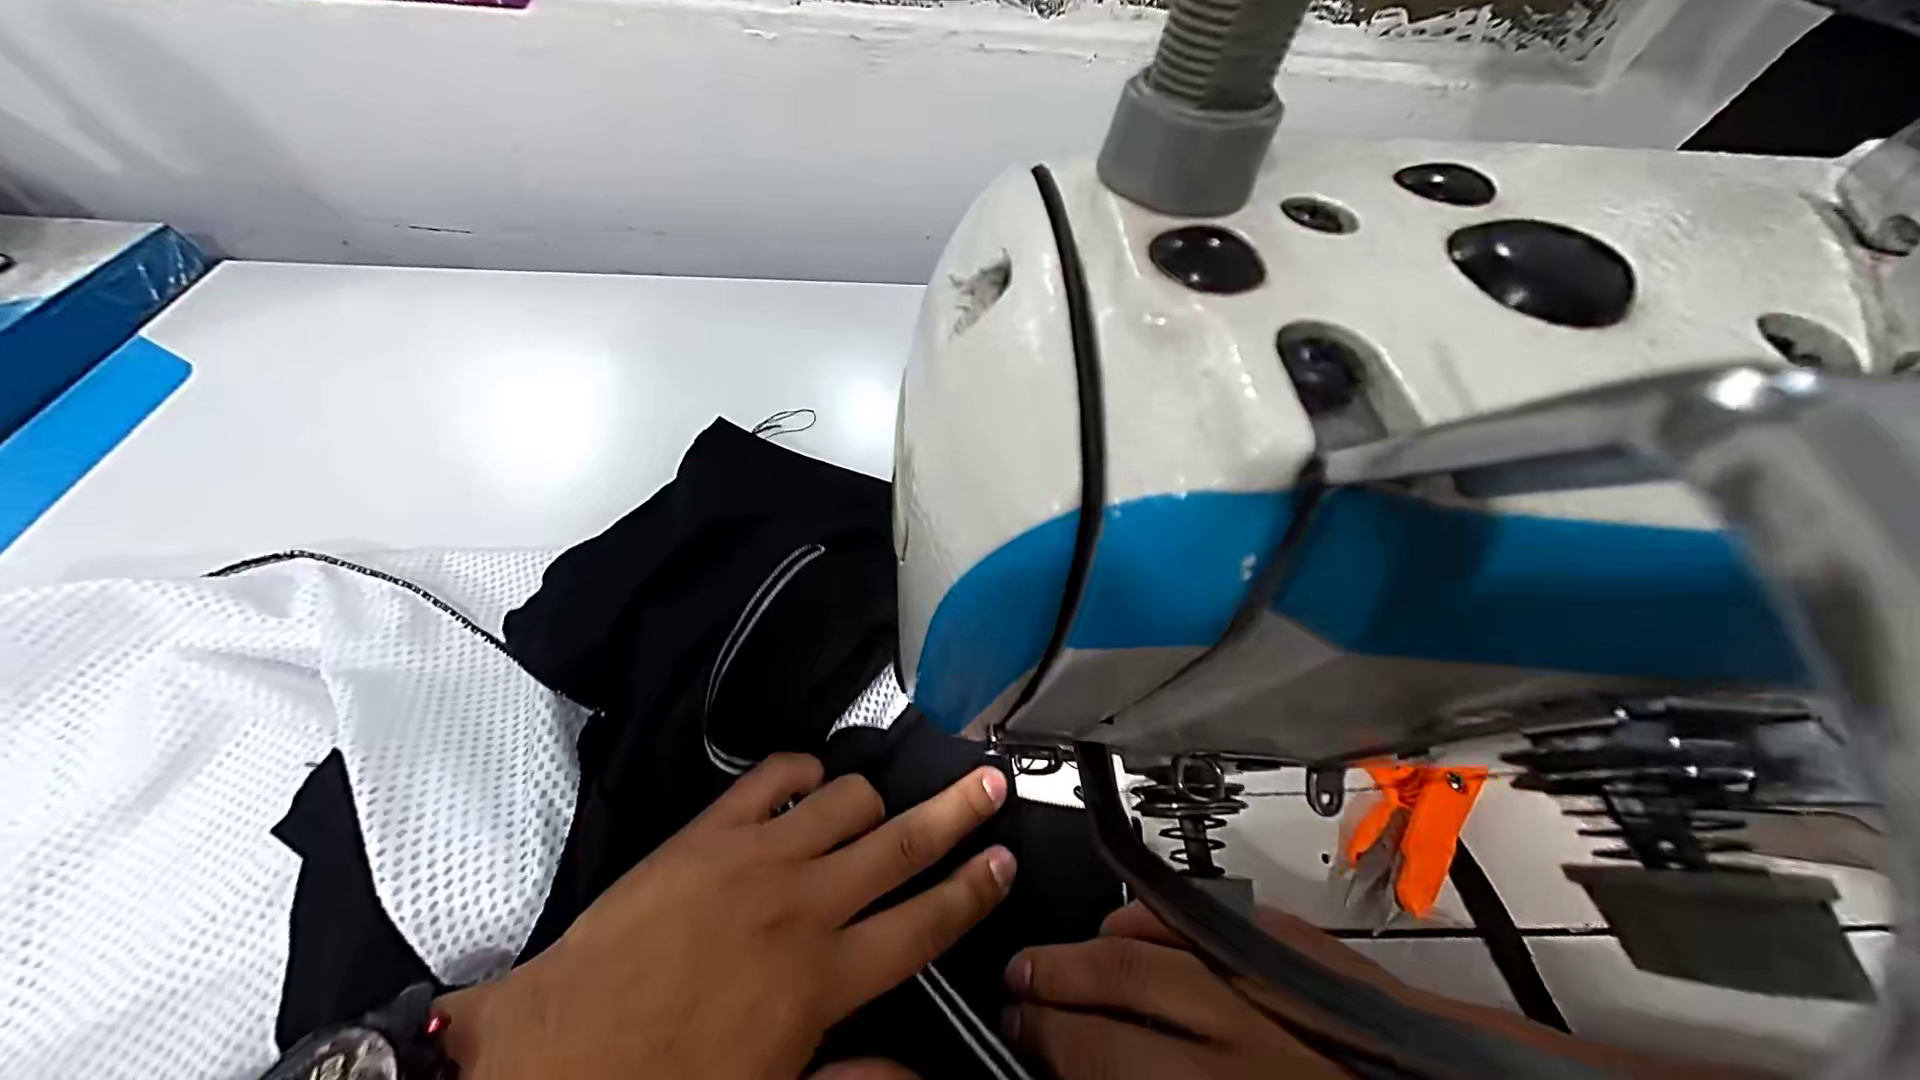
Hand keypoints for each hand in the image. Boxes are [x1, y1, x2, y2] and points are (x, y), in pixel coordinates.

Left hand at [438, 753, 1015, 1079]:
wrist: (548, 1060)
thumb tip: (918, 1073)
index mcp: (822, 977)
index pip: (924, 922)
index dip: (973, 889)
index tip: (1003, 860)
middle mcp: (802, 905)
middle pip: (902, 842)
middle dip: (957, 812)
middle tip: (990, 783)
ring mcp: (757, 857)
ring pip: (848, 798)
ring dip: (873, 800)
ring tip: (876, 811)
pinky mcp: (710, 830)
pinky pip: (774, 775)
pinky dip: (801, 771)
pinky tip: (807, 782)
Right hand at [1009, 903, 1778, 1079]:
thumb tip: (1112, 1071)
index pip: (1107, 1055)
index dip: (1049, 1038)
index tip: (1014, 1026)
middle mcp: (1248, 1028)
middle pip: (1121, 985)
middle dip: (1056, 983)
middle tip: (1014, 975)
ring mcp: (1279, 979)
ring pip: (1160, 943)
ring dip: (1100, 944)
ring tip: (1060, 949)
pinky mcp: (1308, 954)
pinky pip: (1214, 922)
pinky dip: (1165, 917)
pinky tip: (1136, 915)